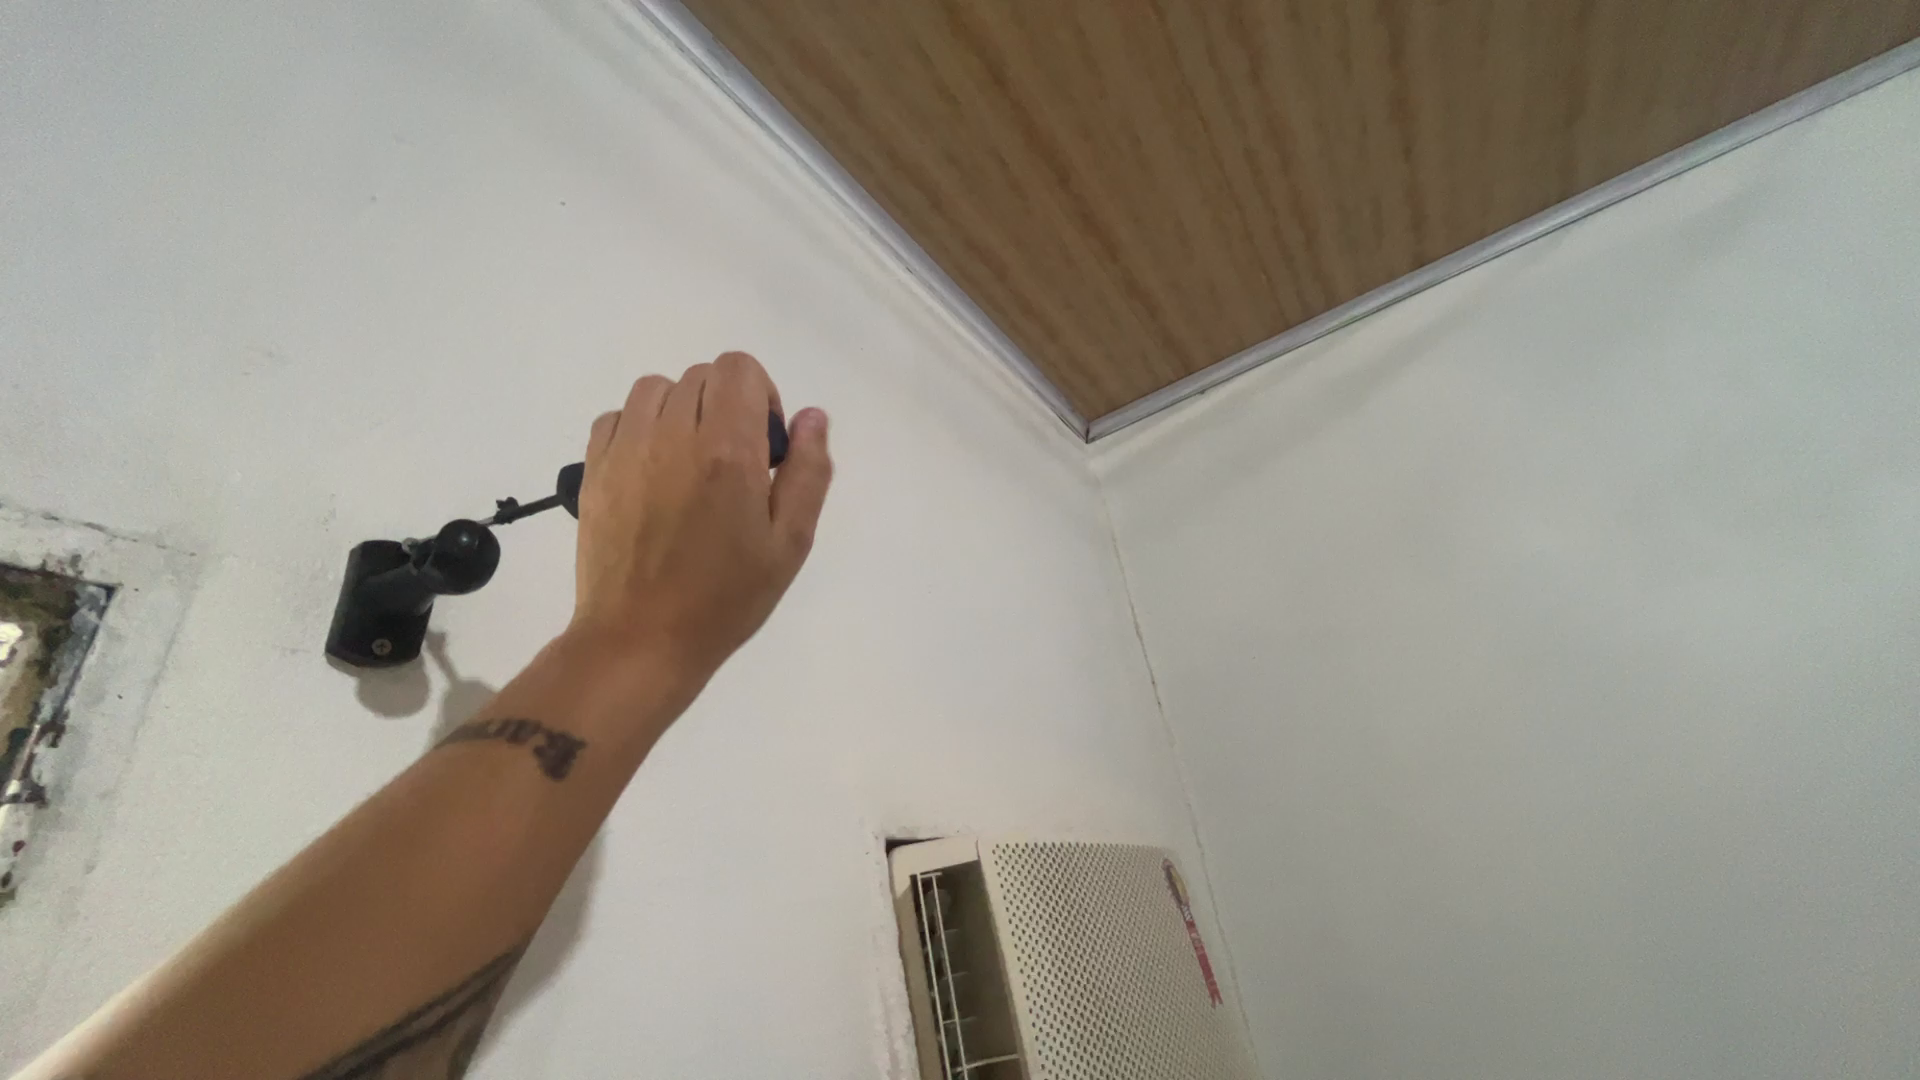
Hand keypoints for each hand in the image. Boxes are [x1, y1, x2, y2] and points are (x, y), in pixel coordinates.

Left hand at [567, 352, 831, 696]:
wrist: (642, 639)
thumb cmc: (727, 597)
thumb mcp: (791, 543)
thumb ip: (809, 472)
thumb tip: (811, 416)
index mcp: (728, 451)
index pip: (739, 368)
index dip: (761, 395)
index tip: (764, 444)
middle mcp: (674, 435)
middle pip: (702, 376)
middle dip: (727, 406)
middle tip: (734, 465)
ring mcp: (626, 449)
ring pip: (657, 388)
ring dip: (683, 411)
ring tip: (692, 464)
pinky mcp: (593, 468)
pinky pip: (618, 416)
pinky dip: (642, 428)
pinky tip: (655, 472)